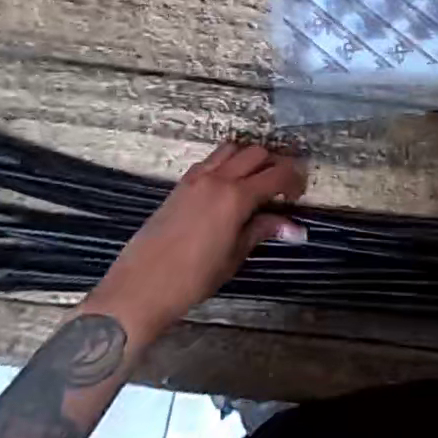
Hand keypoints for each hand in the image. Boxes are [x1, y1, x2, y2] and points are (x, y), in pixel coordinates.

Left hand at [83, 142, 307, 338]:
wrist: (139, 288)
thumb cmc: (192, 278)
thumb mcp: (234, 256)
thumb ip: (263, 230)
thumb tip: (296, 228)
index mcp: (236, 197)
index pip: (277, 173)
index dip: (294, 179)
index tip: (299, 195)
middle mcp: (218, 178)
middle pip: (257, 152)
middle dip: (276, 164)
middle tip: (282, 187)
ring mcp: (197, 178)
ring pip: (233, 149)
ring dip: (250, 158)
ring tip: (256, 180)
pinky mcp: (181, 184)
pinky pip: (211, 159)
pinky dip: (227, 162)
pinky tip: (229, 185)